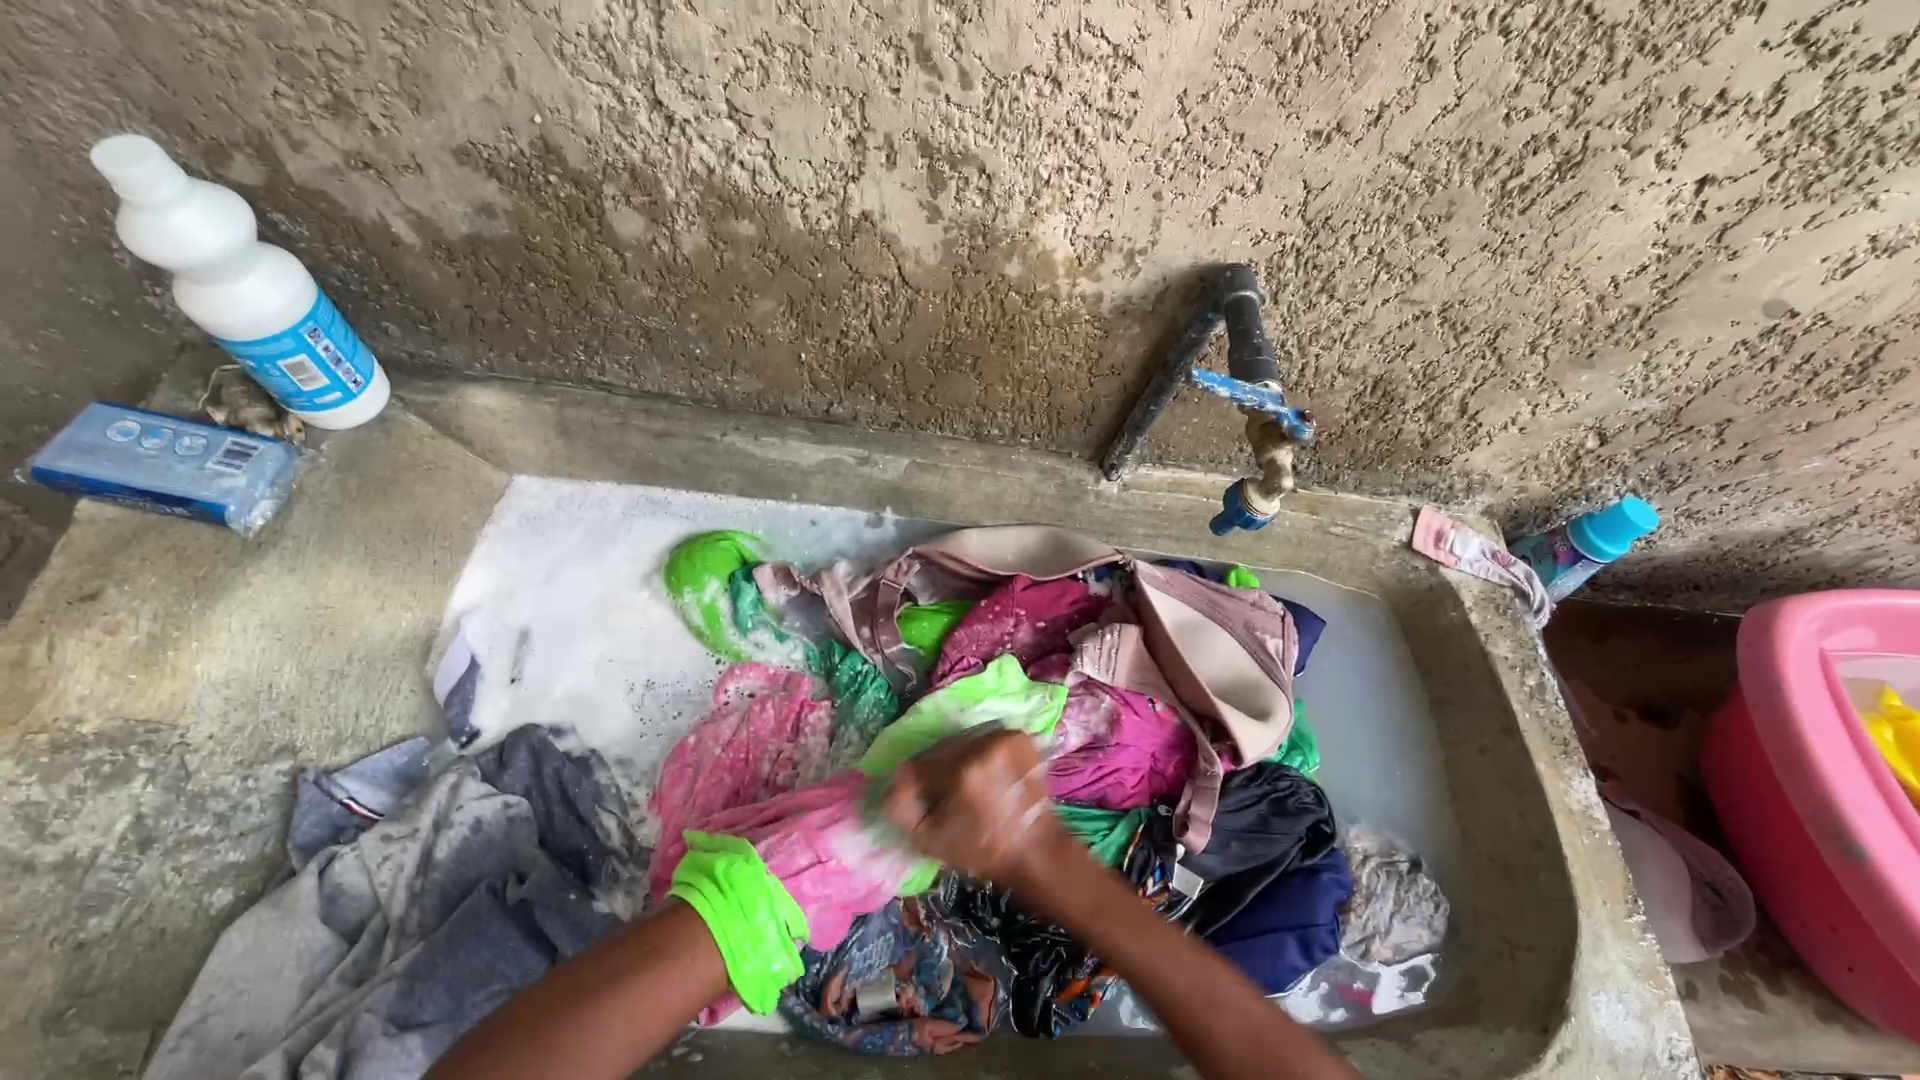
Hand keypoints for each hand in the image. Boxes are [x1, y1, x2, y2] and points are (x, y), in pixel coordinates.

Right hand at [879, 727, 1069, 889]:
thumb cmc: (980, 850)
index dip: (918, 784)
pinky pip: (984, 739)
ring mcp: (1006, 738)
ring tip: (969, 786)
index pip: (920, 764)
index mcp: (961, 771)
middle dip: (939, 770)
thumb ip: (900, 807)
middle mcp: (985, 746)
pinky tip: (987, 775)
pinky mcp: (1021, 737)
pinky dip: (981, 753)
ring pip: (963, 742)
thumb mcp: (929, 840)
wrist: (1034, 850)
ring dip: (959, 759)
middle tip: (948, 795)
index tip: (928, 801)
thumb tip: (893, 777)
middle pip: (942, 749)